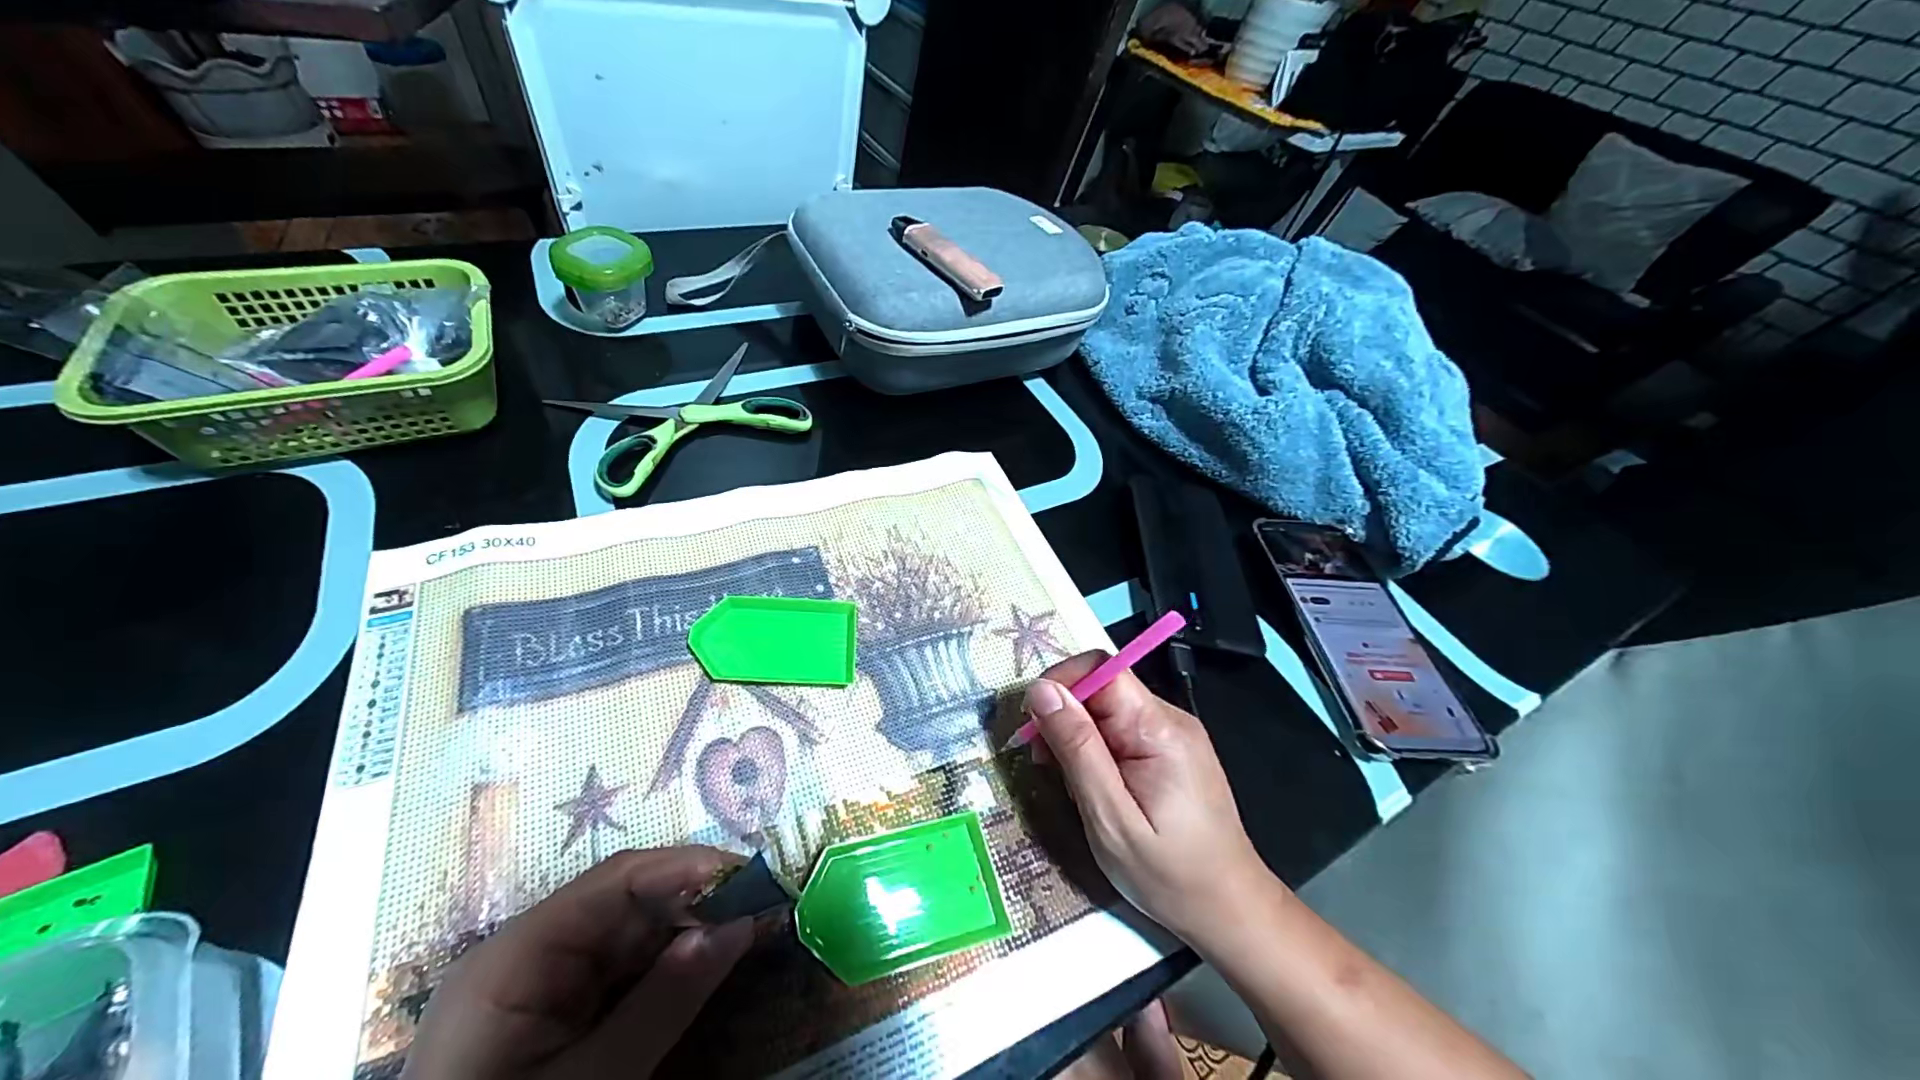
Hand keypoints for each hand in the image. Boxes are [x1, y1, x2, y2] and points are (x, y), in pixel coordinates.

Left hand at [402, 846, 754, 1079]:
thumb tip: (737, 927)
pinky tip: (699, 971)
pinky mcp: (545, 1015)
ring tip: (741, 937)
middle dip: (693, 904)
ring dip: (683, 937)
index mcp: (516, 955)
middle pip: (624, 905)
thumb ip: (665, 1001)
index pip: (615, 880)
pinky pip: (614, 975)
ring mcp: (534, 985)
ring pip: (625, 939)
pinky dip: (660, 972)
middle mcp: (525, 954)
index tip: (751, 873)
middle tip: (759, 912)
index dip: (687, 866)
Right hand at [1026, 652, 1272, 943]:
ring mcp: (1174, 734)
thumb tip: (1041, 691)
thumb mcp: (1109, 816)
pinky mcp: (1171, 751)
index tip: (1033, 724)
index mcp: (1158, 728)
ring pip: (1107, 710)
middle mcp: (1169, 719)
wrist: (1229, 910)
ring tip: (1074, 786)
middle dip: (1064, 717)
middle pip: (1102, 688)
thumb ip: (1076, 748)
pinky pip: (1121, 731)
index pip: (1101, 669)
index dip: (1061, 683)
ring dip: (1078, 738)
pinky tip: (1096, 788)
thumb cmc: (1169, 874)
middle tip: (1046, 765)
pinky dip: (1097, 751)